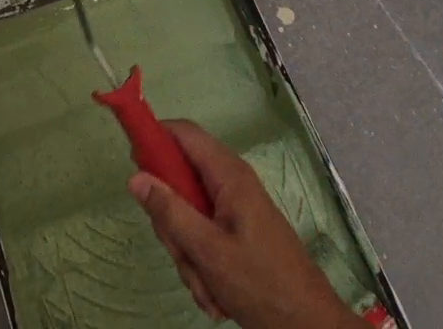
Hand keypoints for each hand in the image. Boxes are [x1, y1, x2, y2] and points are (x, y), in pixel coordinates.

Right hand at [129, 122, 356, 328]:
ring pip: (187, 214)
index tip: (133, 161)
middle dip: (172, 220)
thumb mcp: (208, 251)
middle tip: (180, 250)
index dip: (154, 137)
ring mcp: (234, 209)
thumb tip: (136, 176)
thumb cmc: (262, 284)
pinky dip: (201, 263)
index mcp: (228, 175)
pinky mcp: (237, 231)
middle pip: (180, 180)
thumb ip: (170, 212)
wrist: (309, 326)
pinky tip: (214, 292)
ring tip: (205, 282)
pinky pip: (202, 235)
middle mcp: (231, 184)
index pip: (183, 133)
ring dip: (187, 251)